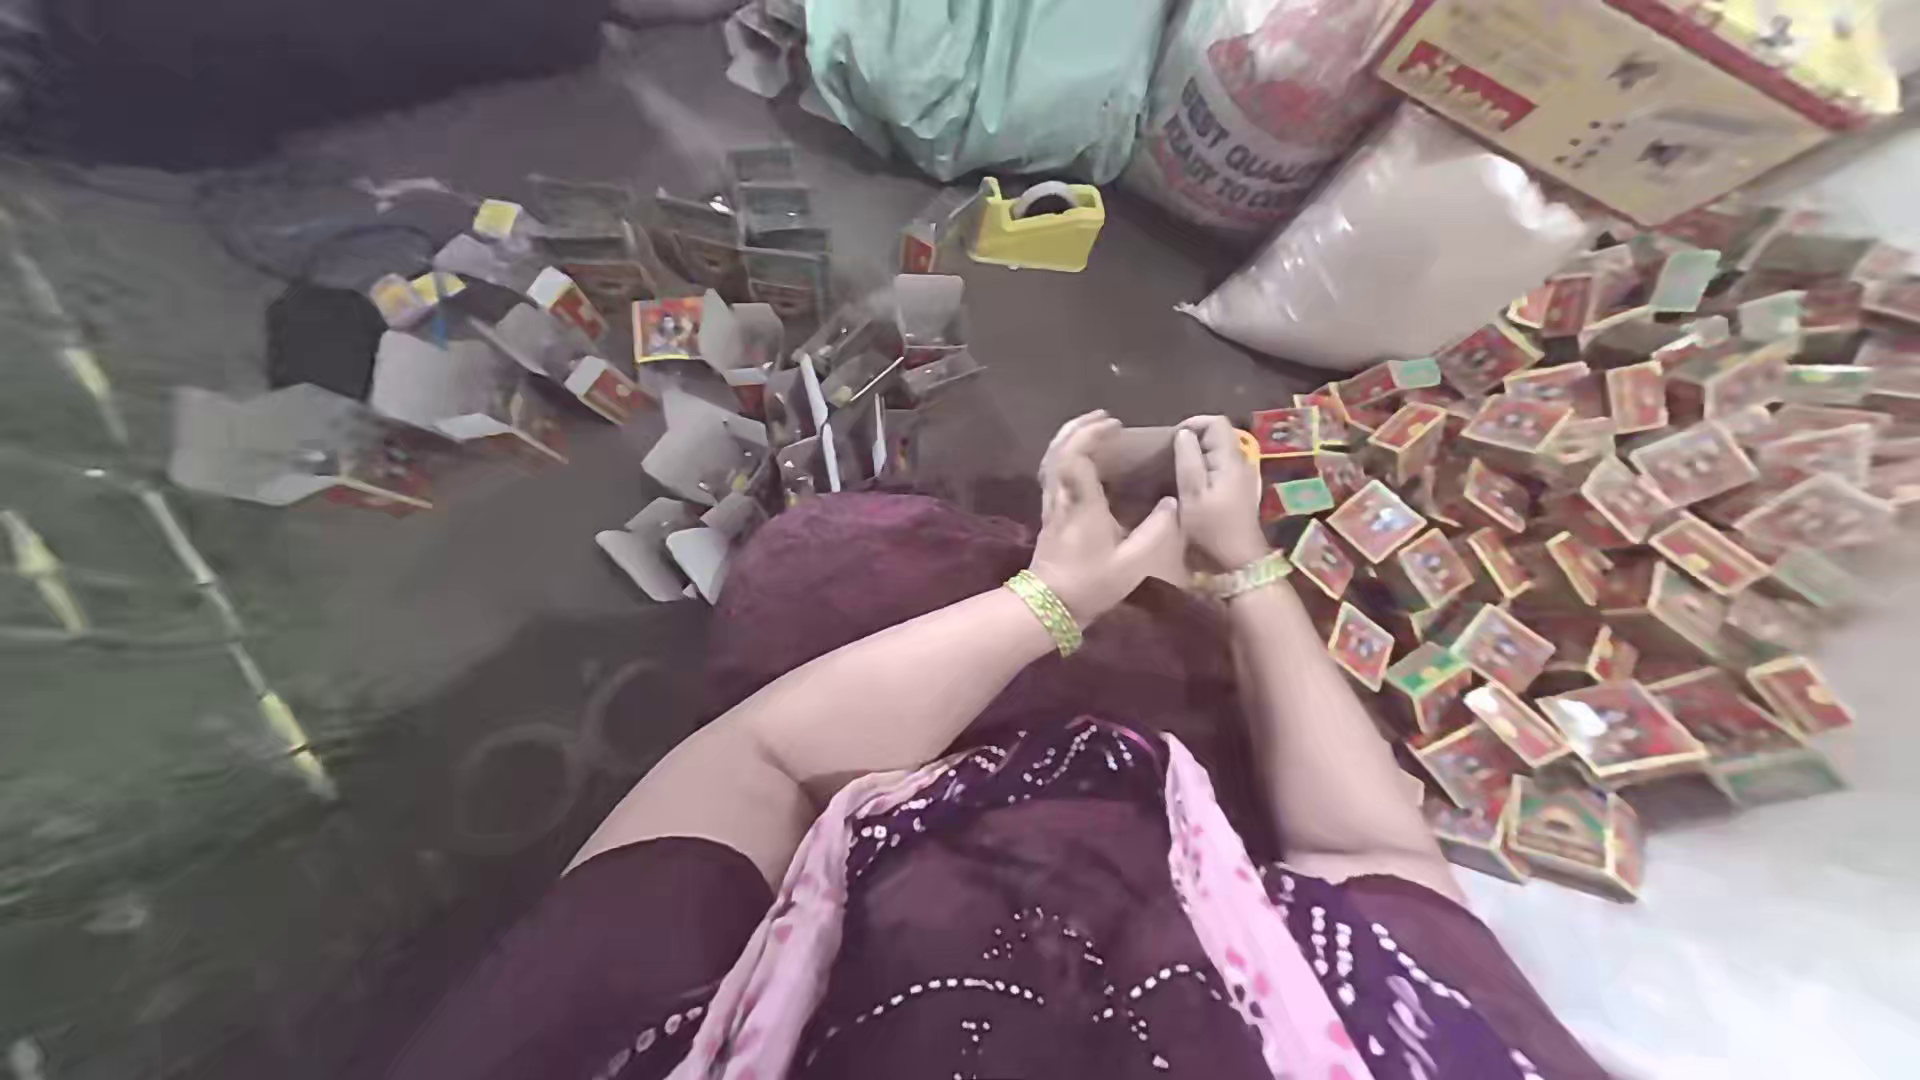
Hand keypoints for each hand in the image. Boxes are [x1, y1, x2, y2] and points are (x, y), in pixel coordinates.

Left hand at [1030, 411, 1183, 622]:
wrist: (1049, 606)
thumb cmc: (1090, 584)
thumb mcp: (1133, 564)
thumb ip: (1156, 531)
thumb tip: (1171, 503)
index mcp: (1081, 504)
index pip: (1075, 457)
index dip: (1092, 435)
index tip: (1116, 426)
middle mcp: (1061, 498)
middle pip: (1058, 451)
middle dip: (1080, 428)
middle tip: (1106, 418)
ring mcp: (1050, 505)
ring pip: (1051, 460)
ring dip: (1069, 438)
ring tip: (1092, 429)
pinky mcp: (1047, 514)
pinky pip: (1051, 473)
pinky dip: (1064, 455)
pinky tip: (1079, 458)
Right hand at [1174, 415, 1268, 569]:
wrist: (1237, 559)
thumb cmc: (1211, 527)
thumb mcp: (1192, 493)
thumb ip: (1187, 459)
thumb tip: (1183, 433)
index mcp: (1230, 459)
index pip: (1216, 422)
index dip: (1193, 423)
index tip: (1170, 440)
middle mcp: (1241, 462)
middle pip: (1218, 434)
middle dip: (1193, 438)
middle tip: (1169, 455)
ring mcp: (1242, 476)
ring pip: (1219, 450)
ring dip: (1197, 452)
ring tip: (1175, 467)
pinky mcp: (1239, 489)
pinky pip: (1220, 465)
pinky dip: (1204, 465)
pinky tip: (1190, 482)